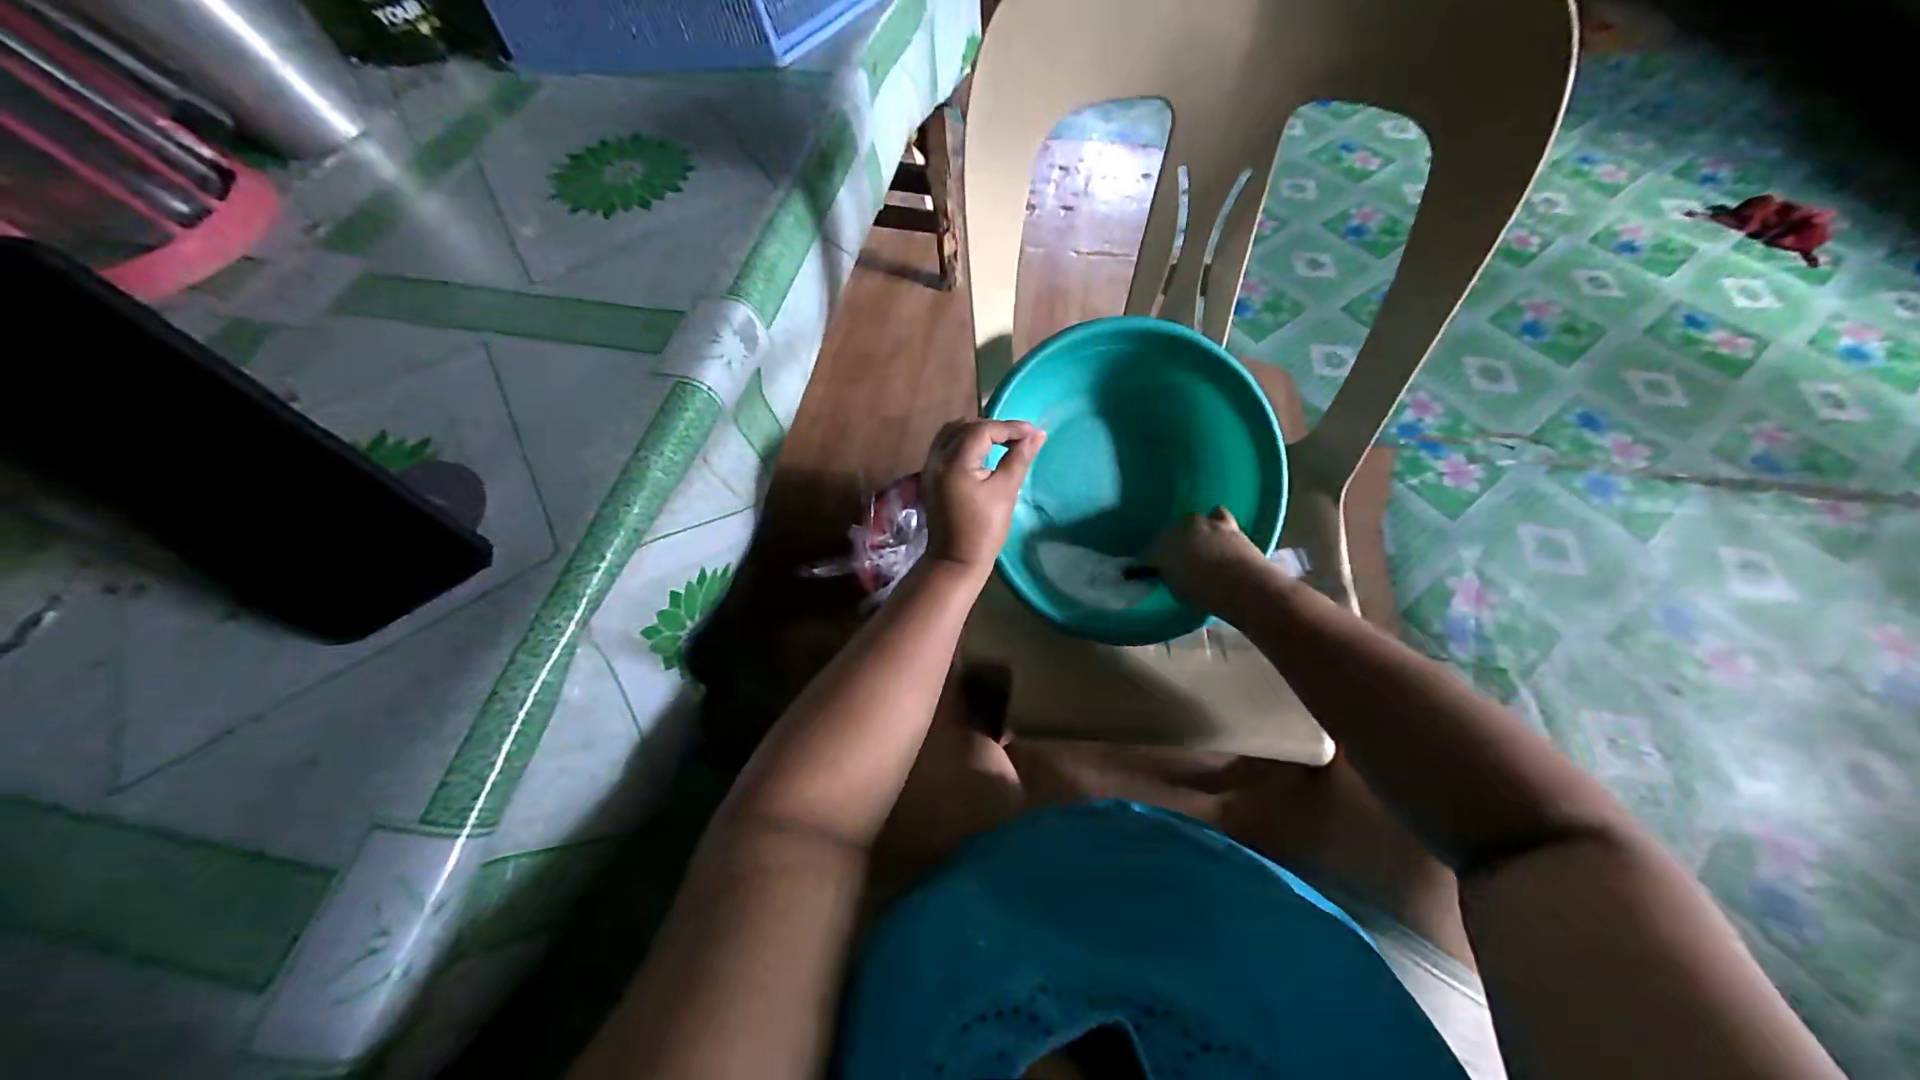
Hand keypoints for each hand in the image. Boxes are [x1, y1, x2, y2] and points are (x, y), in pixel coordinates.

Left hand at [921, 418, 1044, 579]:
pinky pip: (946, 445)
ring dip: (977, 431)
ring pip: (952, 433)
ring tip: (1002, 441)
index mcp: (954, 462)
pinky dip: (965, 441)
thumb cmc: (984, 529)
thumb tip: (1037, 434)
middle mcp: (937, 458)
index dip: (1010, 428)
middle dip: (994, 427)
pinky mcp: (930, 475)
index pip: (983, 430)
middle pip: (965, 426)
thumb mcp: (1006, 491)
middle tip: (1019, 438)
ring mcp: (930, 466)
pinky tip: (983, 452)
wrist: (956, 560)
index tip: (1033, 434)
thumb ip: (1019, 458)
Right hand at [1147, 507, 1279, 618]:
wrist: (1241, 583)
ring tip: (1200, 545)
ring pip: (1191, 522)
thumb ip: (1171, 576)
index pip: (1148, 554)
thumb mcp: (1178, 590)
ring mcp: (1200, 523)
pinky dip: (1215, 521)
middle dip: (1171, 545)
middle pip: (1168, 534)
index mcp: (1159, 549)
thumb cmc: (1205, 593)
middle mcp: (1176, 531)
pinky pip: (1216, 515)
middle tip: (1179, 560)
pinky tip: (1218, 532)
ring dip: (1192, 532)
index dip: (1152, 563)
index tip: (1156, 571)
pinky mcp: (1224, 522)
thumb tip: (1171, 572)